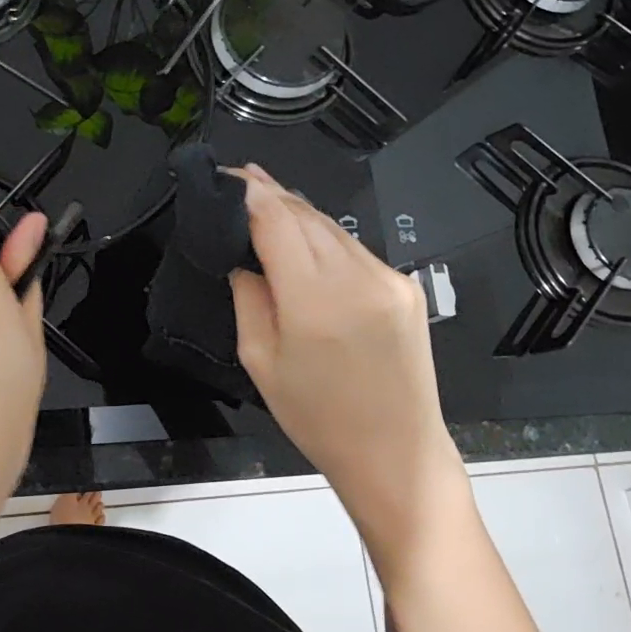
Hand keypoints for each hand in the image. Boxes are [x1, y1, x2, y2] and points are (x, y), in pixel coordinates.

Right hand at [228, 165, 462, 518]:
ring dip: (298, 212)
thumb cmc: (318, 419)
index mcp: (313, 300)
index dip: (247, 192)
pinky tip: (306, 239)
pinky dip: (326, 238)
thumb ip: (249, 297)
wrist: (395, 454)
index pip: (275, 219)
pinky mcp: (405, 286)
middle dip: (270, 193)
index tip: (224, 177)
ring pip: (332, 227)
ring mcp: (387, 279)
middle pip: (305, 214)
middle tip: (240, 179)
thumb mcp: (261, 362)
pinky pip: (355, 249)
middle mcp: (356, 278)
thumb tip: (245, 258)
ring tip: (267, 200)